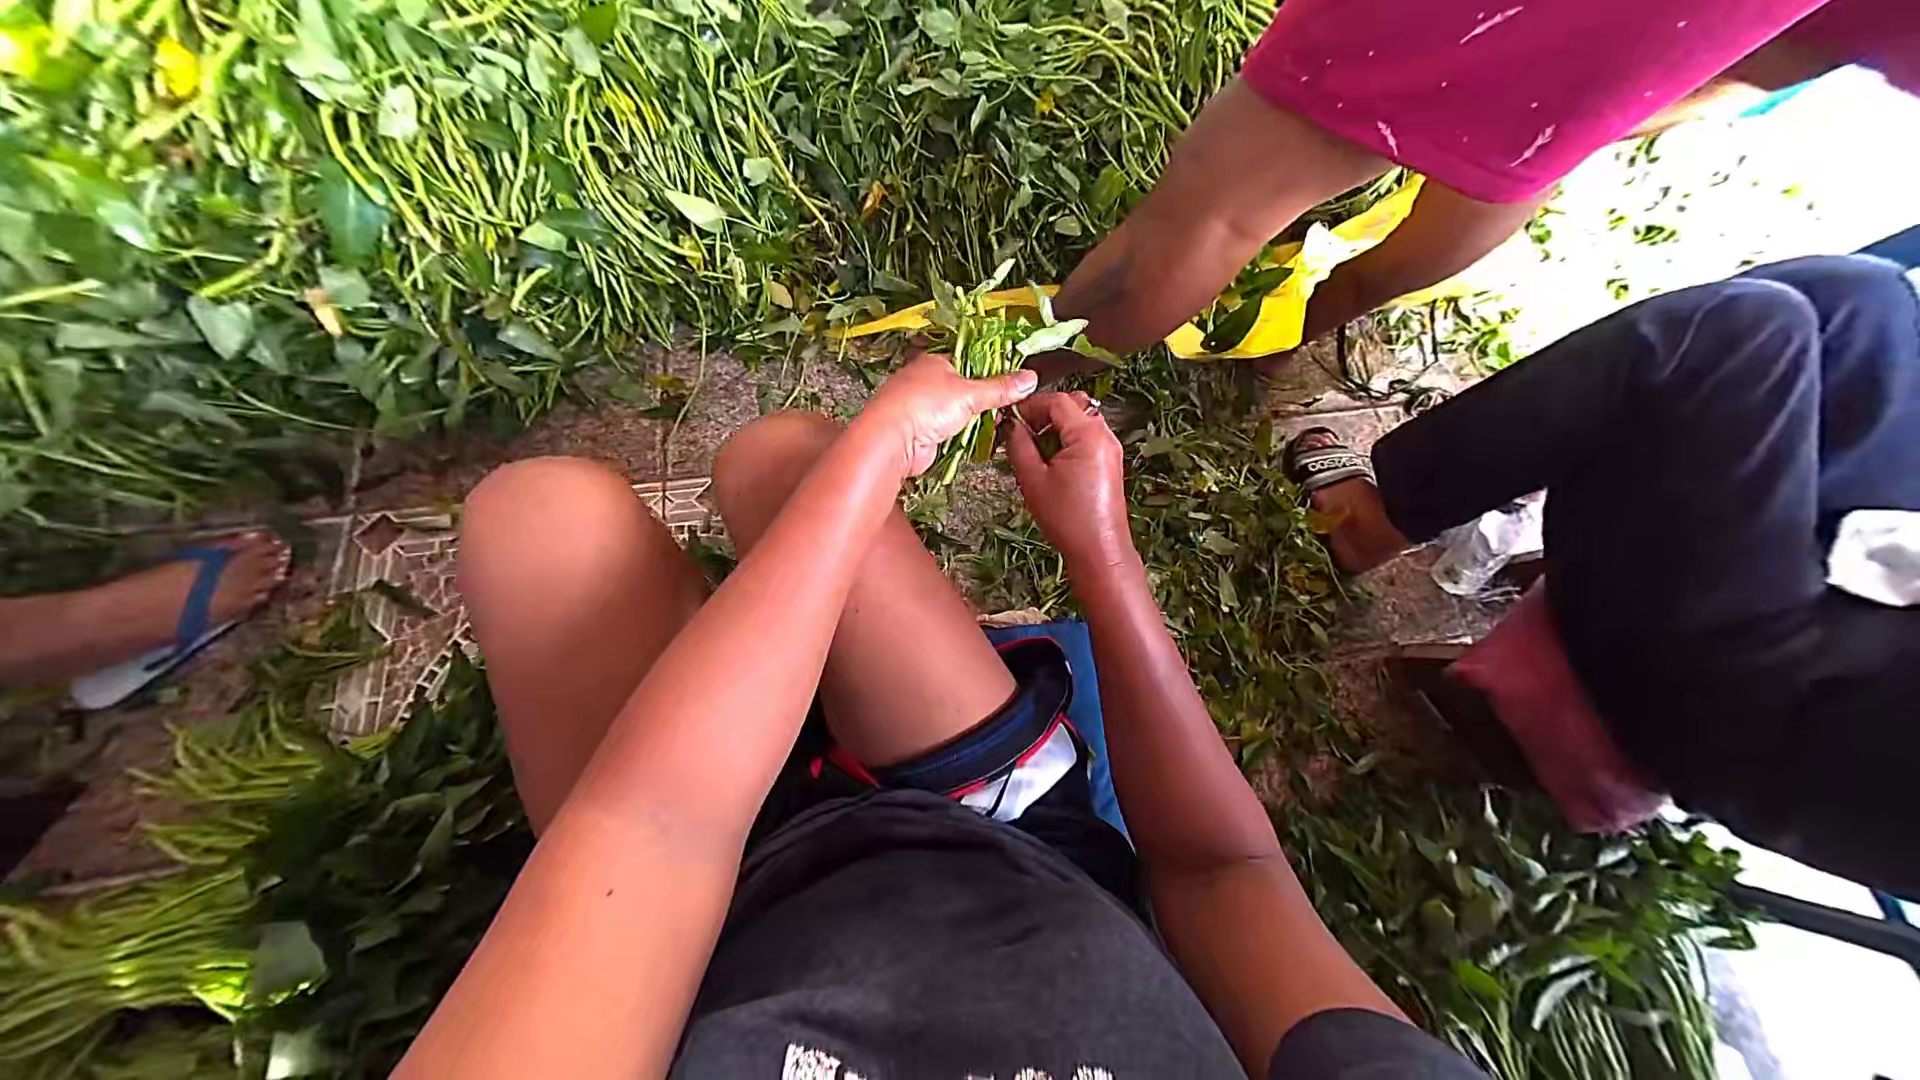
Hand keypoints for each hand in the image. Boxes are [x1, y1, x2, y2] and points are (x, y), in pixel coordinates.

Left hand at [858, 351, 1037, 477]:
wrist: (891, 440)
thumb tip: (1029, 378)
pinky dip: (963, 436)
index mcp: (935, 362)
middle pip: (965, 388)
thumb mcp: (970, 393)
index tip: (1013, 381)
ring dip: (975, 421)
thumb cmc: (923, 406)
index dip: (992, 370)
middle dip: (985, 400)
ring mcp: (923, 409)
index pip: (970, 360)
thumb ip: (1000, 388)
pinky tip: (976, 439)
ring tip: (996, 424)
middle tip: (1008, 407)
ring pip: (958, 412)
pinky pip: (950, 432)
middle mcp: (927, 382)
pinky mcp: (922, 433)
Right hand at [1006, 392, 1134, 569]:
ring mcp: (1110, 449)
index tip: (1011, 417)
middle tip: (1023, 430)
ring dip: (1056, 426)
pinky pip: (1087, 437)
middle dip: (1045, 413)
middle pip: (1073, 405)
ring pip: (1080, 420)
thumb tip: (1012, 426)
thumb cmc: (1067, 518)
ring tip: (1035, 448)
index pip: (1058, 401)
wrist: (1099, 549)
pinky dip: (1068, 439)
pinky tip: (1051, 461)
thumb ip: (1019, 446)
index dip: (1031, 405)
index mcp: (1088, 435)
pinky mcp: (1109, 462)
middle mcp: (1104, 436)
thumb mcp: (1032, 479)